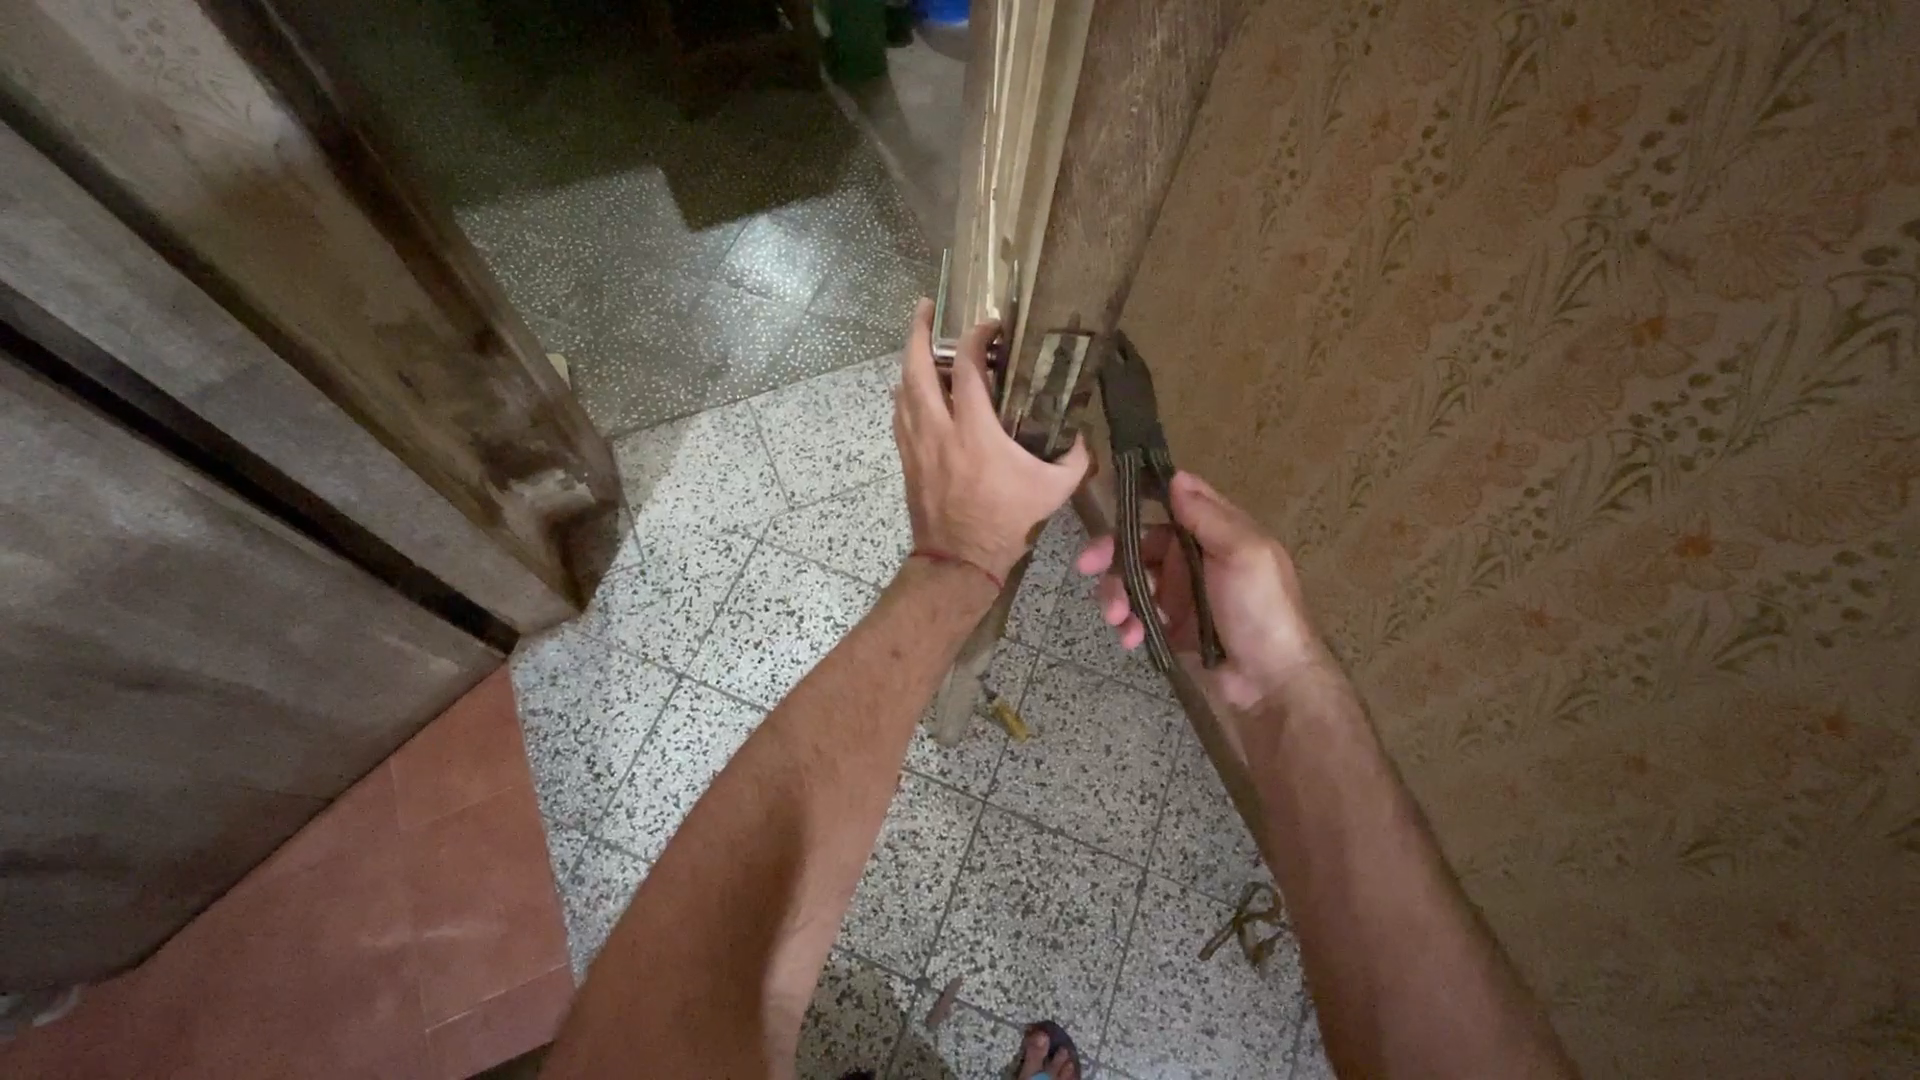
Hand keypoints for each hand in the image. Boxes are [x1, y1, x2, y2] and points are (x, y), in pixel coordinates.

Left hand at [894, 299, 1090, 579]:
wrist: (958, 560)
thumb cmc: (1006, 523)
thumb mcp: (1053, 491)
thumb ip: (1074, 459)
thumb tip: (1081, 437)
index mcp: (975, 432)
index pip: (970, 370)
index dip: (978, 339)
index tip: (990, 325)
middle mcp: (938, 430)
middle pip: (917, 368)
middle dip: (918, 332)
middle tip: (926, 308)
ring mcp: (917, 444)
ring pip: (902, 390)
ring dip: (908, 361)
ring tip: (918, 341)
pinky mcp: (907, 459)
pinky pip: (899, 415)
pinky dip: (904, 393)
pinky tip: (911, 387)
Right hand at [1075, 471, 1333, 713]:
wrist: (1270, 682)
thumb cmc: (1262, 610)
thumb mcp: (1244, 554)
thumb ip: (1208, 516)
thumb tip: (1176, 476)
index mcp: (1217, 533)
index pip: (1175, 504)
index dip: (1143, 501)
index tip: (1111, 504)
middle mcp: (1195, 558)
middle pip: (1141, 544)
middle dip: (1113, 555)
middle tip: (1086, 566)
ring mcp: (1181, 594)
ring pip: (1132, 581)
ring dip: (1117, 595)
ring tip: (1117, 618)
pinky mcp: (1170, 626)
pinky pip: (1137, 616)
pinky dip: (1129, 624)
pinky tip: (1132, 638)